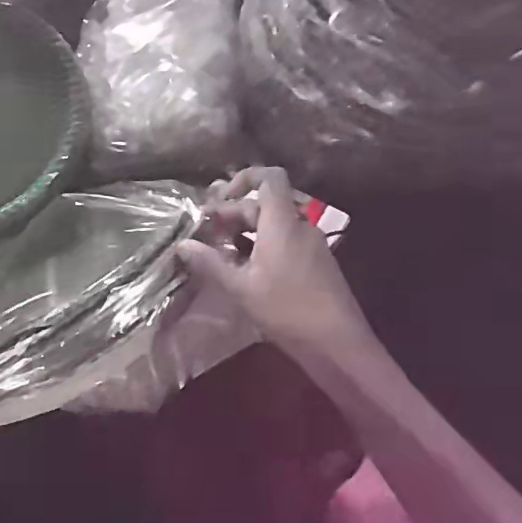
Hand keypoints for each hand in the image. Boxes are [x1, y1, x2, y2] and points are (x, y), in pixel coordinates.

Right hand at [177, 167, 375, 362]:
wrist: (339, 345)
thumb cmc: (287, 310)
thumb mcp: (241, 288)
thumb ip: (210, 263)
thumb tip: (182, 245)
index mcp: (282, 223)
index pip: (269, 178)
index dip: (243, 179)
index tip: (218, 200)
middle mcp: (299, 225)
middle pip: (264, 204)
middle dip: (233, 214)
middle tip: (206, 234)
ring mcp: (311, 244)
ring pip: (273, 224)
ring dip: (245, 232)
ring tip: (220, 252)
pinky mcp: (315, 262)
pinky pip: (285, 240)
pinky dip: (262, 245)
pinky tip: (244, 269)